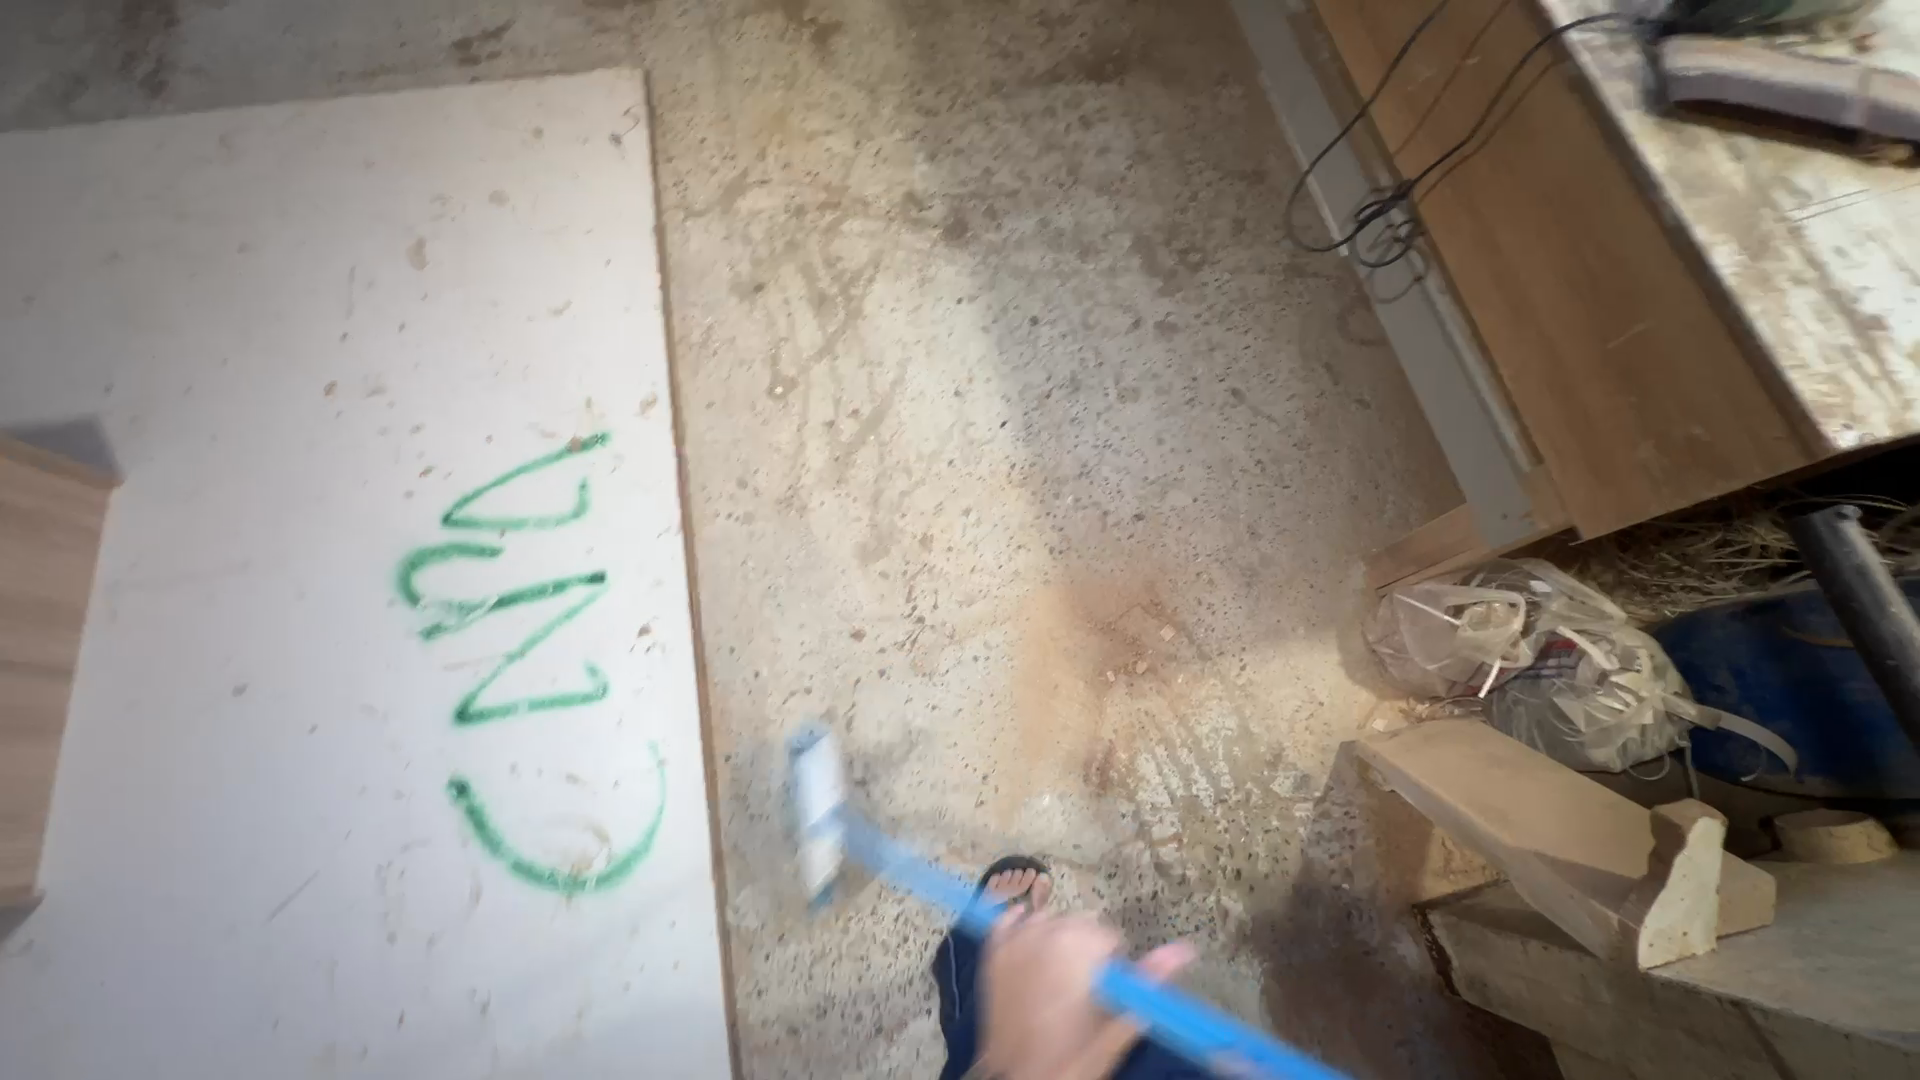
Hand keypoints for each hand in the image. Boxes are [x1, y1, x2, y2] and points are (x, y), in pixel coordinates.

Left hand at [978, 908, 1194, 1079]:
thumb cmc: (1073, 1057)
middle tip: (1083, 990)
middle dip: (1086, 949)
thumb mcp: (1118, 1024)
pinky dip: (1020, 927)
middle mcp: (1046, 931)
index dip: (1112, 964)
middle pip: (1078, 924)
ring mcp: (1016, 939)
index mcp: (1079, 944)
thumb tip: (1186, 949)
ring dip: (1056, 940)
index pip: (1108, 936)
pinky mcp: (993, 950)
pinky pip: (1008, 920)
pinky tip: (1029, 946)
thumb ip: (1151, 981)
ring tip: (1057, 978)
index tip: (1107, 990)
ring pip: (1047, 920)